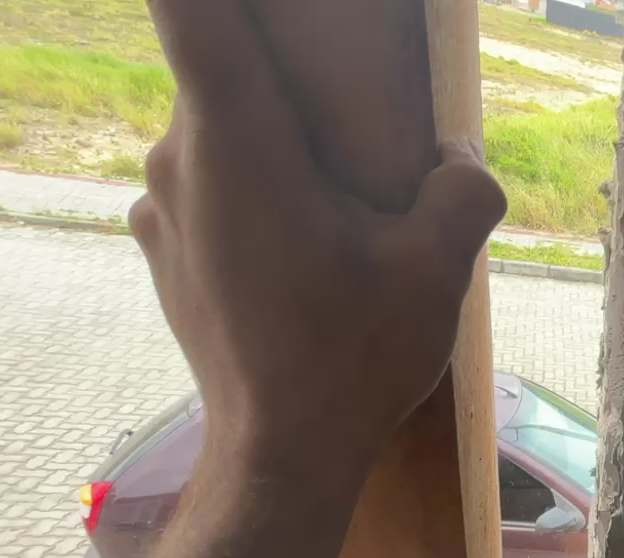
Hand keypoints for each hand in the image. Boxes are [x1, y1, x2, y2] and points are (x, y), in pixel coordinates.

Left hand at [132, 0, 505, 491]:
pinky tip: (305, 270)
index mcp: (238, 145)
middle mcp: (176, 160)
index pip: (194, 7)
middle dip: (295, 97)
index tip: (289, 16)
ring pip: (221, 143)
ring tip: (343, 232)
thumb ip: (464, 195)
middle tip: (365, 159)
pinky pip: (212, 196)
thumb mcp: (439, 274)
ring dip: (281, 161)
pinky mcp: (163, 252)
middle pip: (225, 78)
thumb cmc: (358, 355)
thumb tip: (460, 156)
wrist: (289, 448)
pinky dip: (258, 205)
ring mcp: (159, 210)